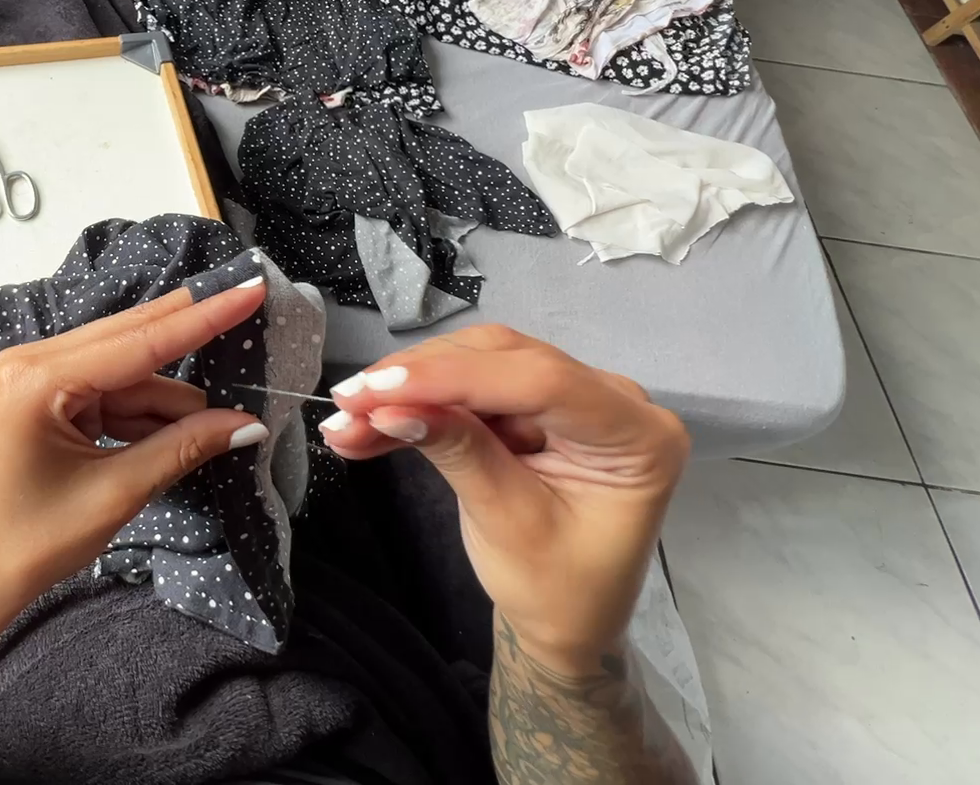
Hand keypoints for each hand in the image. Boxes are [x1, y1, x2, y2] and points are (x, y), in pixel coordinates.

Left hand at [0, 280, 269, 634]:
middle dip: (192, 334)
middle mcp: (33, 361)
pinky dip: (147, 412)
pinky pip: (112, 391)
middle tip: (253, 303)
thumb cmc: (32, 543)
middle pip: (132, 340)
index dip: (202, 317)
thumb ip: (182, 448)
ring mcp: (37, 375)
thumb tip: (248, 423)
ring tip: (222, 425)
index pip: (138, 341)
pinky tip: (185, 429)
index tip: (249, 288)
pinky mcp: (47, 395)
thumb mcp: (115, 494)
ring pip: (128, 371)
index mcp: (38, 378)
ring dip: (172, 398)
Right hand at [320, 324, 689, 676]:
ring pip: (470, 365)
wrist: (563, 620)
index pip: (538, 381)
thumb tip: (389, 407)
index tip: (376, 389)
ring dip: (403, 390)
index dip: (451, 377)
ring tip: (344, 417)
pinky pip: (460, 390)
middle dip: (417, 378)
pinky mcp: (526, 406)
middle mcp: (606, 399)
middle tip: (348, 401)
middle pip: (498, 359)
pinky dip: (411, 407)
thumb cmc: (555, 588)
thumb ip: (458, 453)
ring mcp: (563, 398)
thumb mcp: (508, 524)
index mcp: (635, 434)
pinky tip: (363, 424)